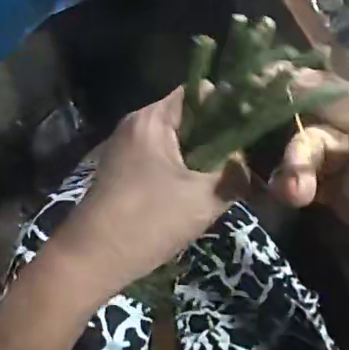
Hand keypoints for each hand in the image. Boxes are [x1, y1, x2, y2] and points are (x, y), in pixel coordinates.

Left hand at [42, 87, 244, 299]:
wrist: (92, 257)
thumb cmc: (148, 219)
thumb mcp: (204, 197)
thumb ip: (236, 174)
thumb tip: (254, 164)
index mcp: (152, 118)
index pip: (199, 92)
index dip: (230, 105)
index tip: (256, 126)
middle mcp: (137, 124)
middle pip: (189, 117)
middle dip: (220, 135)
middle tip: (251, 156)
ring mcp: (128, 147)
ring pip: (178, 141)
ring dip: (204, 157)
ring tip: (234, 175)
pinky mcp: (125, 170)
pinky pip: (163, 159)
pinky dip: (185, 170)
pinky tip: (204, 190)